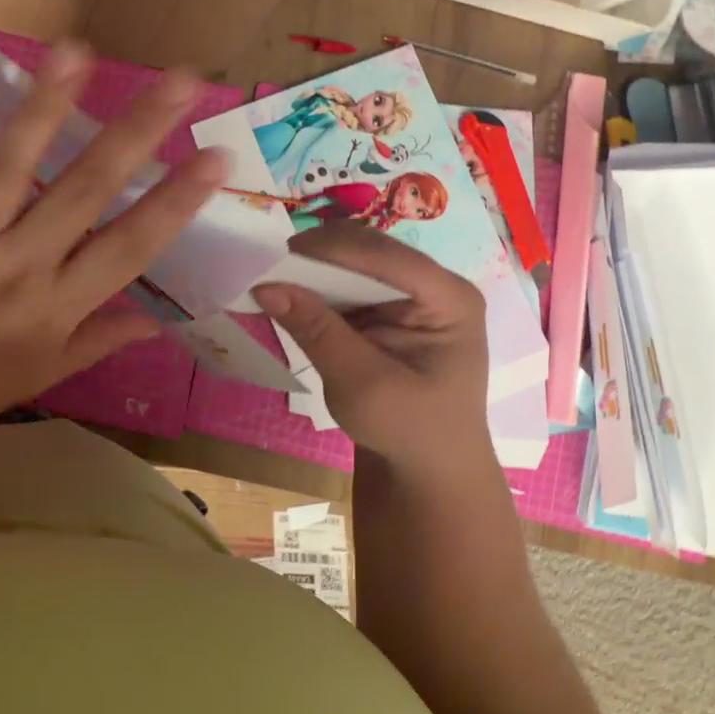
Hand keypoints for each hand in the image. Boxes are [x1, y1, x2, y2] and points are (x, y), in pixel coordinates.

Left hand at [0, 41, 227, 430]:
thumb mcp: (47, 371)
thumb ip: (102, 337)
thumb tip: (159, 315)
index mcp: (56, 308)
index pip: (129, 247)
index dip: (175, 201)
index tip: (217, 156)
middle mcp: (16, 268)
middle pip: (82, 191)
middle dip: (135, 131)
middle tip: (178, 81)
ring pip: (9, 168)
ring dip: (45, 107)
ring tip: (76, 53)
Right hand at [253, 224, 492, 474]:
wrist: (425, 466)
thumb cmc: (407, 430)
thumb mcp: (361, 384)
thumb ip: (317, 331)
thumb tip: (265, 286)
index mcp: (449, 298)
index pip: (385, 255)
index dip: (329, 250)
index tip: (275, 258)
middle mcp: (432, 284)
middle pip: (366, 247)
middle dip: (315, 255)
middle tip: (266, 271)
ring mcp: (408, 292)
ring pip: (349, 257)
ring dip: (309, 267)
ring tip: (270, 281)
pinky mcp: (384, 305)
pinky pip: (342, 278)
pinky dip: (312, 283)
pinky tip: (287, 296)